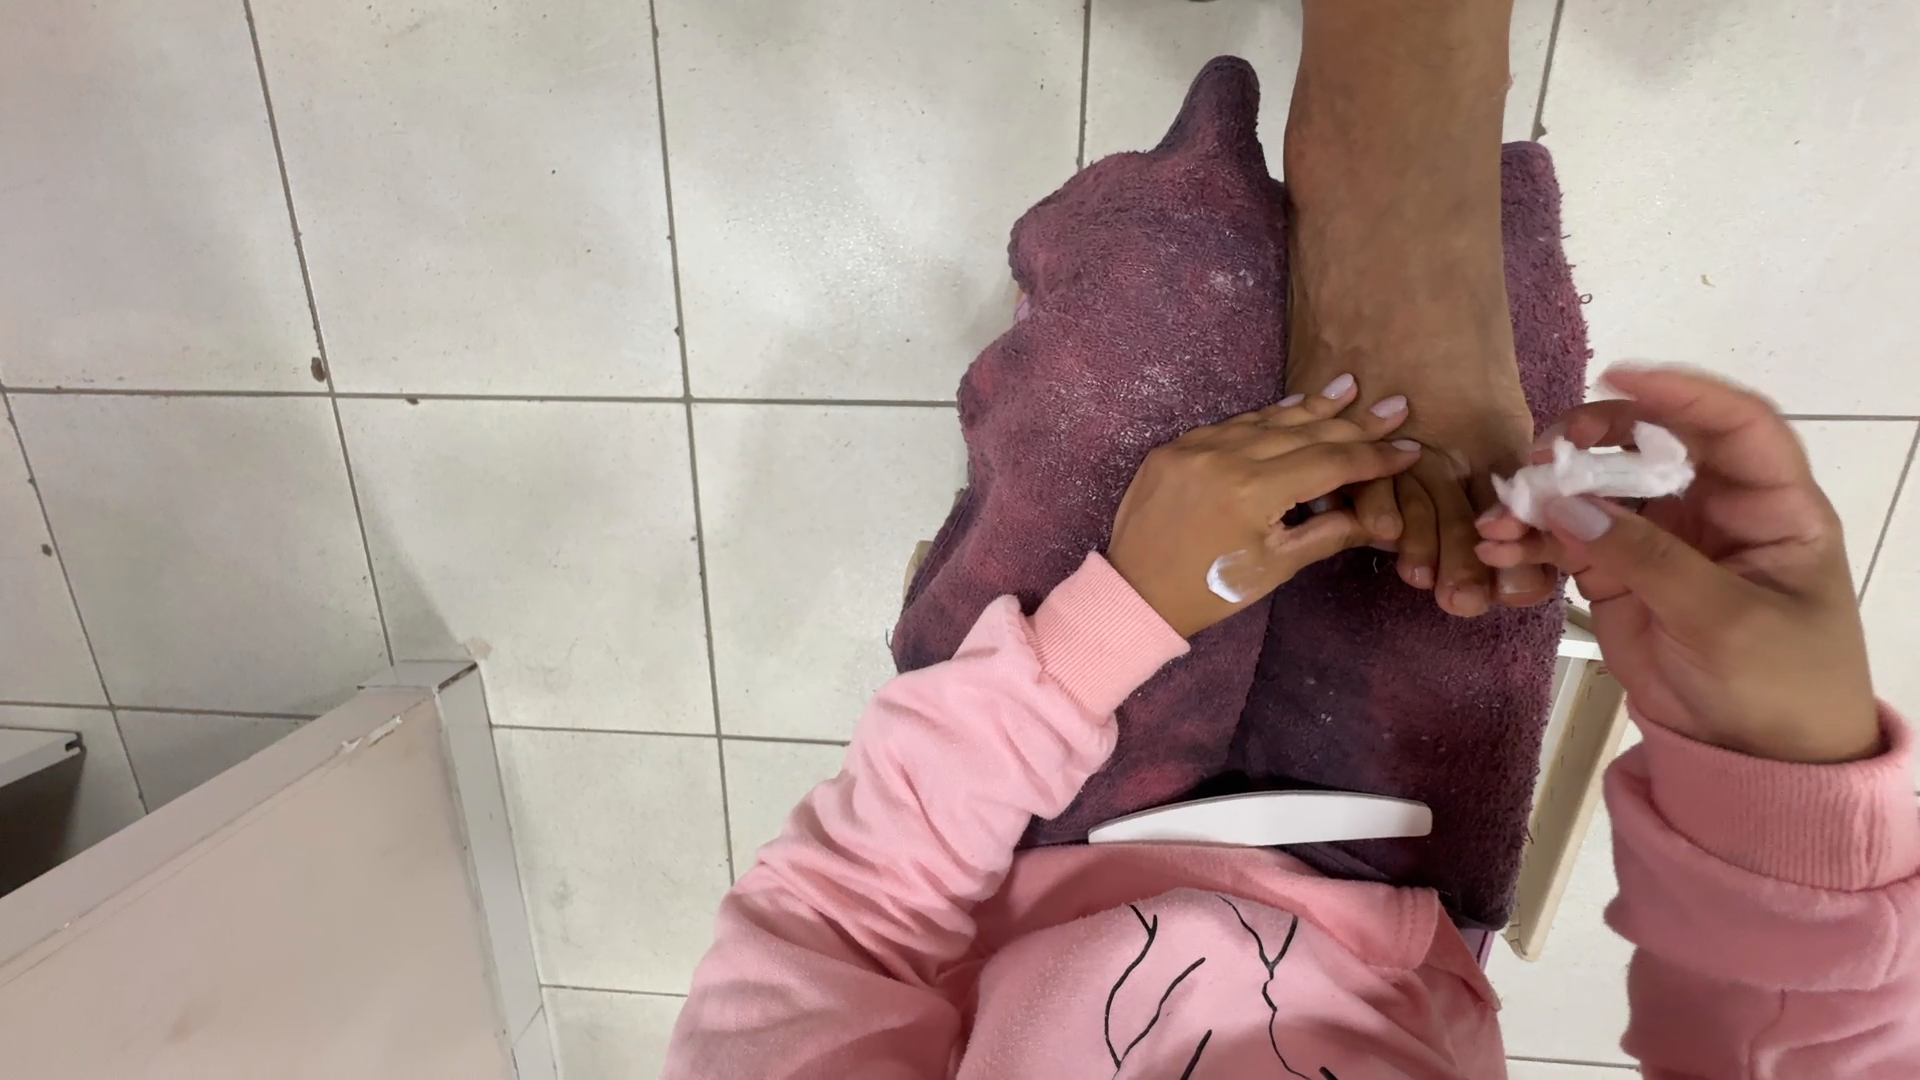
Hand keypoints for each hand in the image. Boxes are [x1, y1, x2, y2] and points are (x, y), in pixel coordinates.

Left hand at [1107, 380, 1420, 637]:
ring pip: (1263, 420)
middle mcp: (1222, 456)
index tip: (1408, 448)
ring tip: (1347, 388)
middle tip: (1393, 406)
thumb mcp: (1275, 566)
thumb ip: (1330, 533)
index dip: (1372, 457)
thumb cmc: (1209, 590)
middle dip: (1351, 422)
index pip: (1329, 462)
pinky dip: (1261, 418)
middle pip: (1301, 432)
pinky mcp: (1170, 449)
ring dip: (1308, 408)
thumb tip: (1381, 516)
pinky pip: (1226, 426)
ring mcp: (1192, 448)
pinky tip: (1289, 406)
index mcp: (1252, 490)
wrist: (1135, 593)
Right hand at [1475, 366, 1880, 763]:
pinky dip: (1524, 540)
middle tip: (1533, 460)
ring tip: (1494, 523)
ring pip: (1587, 492)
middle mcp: (1707, 510)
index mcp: (1767, 509)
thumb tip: (1565, 506)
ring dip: (1536, 500)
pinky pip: (1558, 538)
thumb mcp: (1722, 617)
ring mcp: (1652, 538)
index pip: (1735, 429)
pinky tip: (1497, 551)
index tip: (1615, 373)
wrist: (1743, 746)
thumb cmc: (1773, 679)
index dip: (1681, 394)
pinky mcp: (1608, 569)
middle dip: (1582, 445)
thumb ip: (1645, 558)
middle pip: (1642, 448)